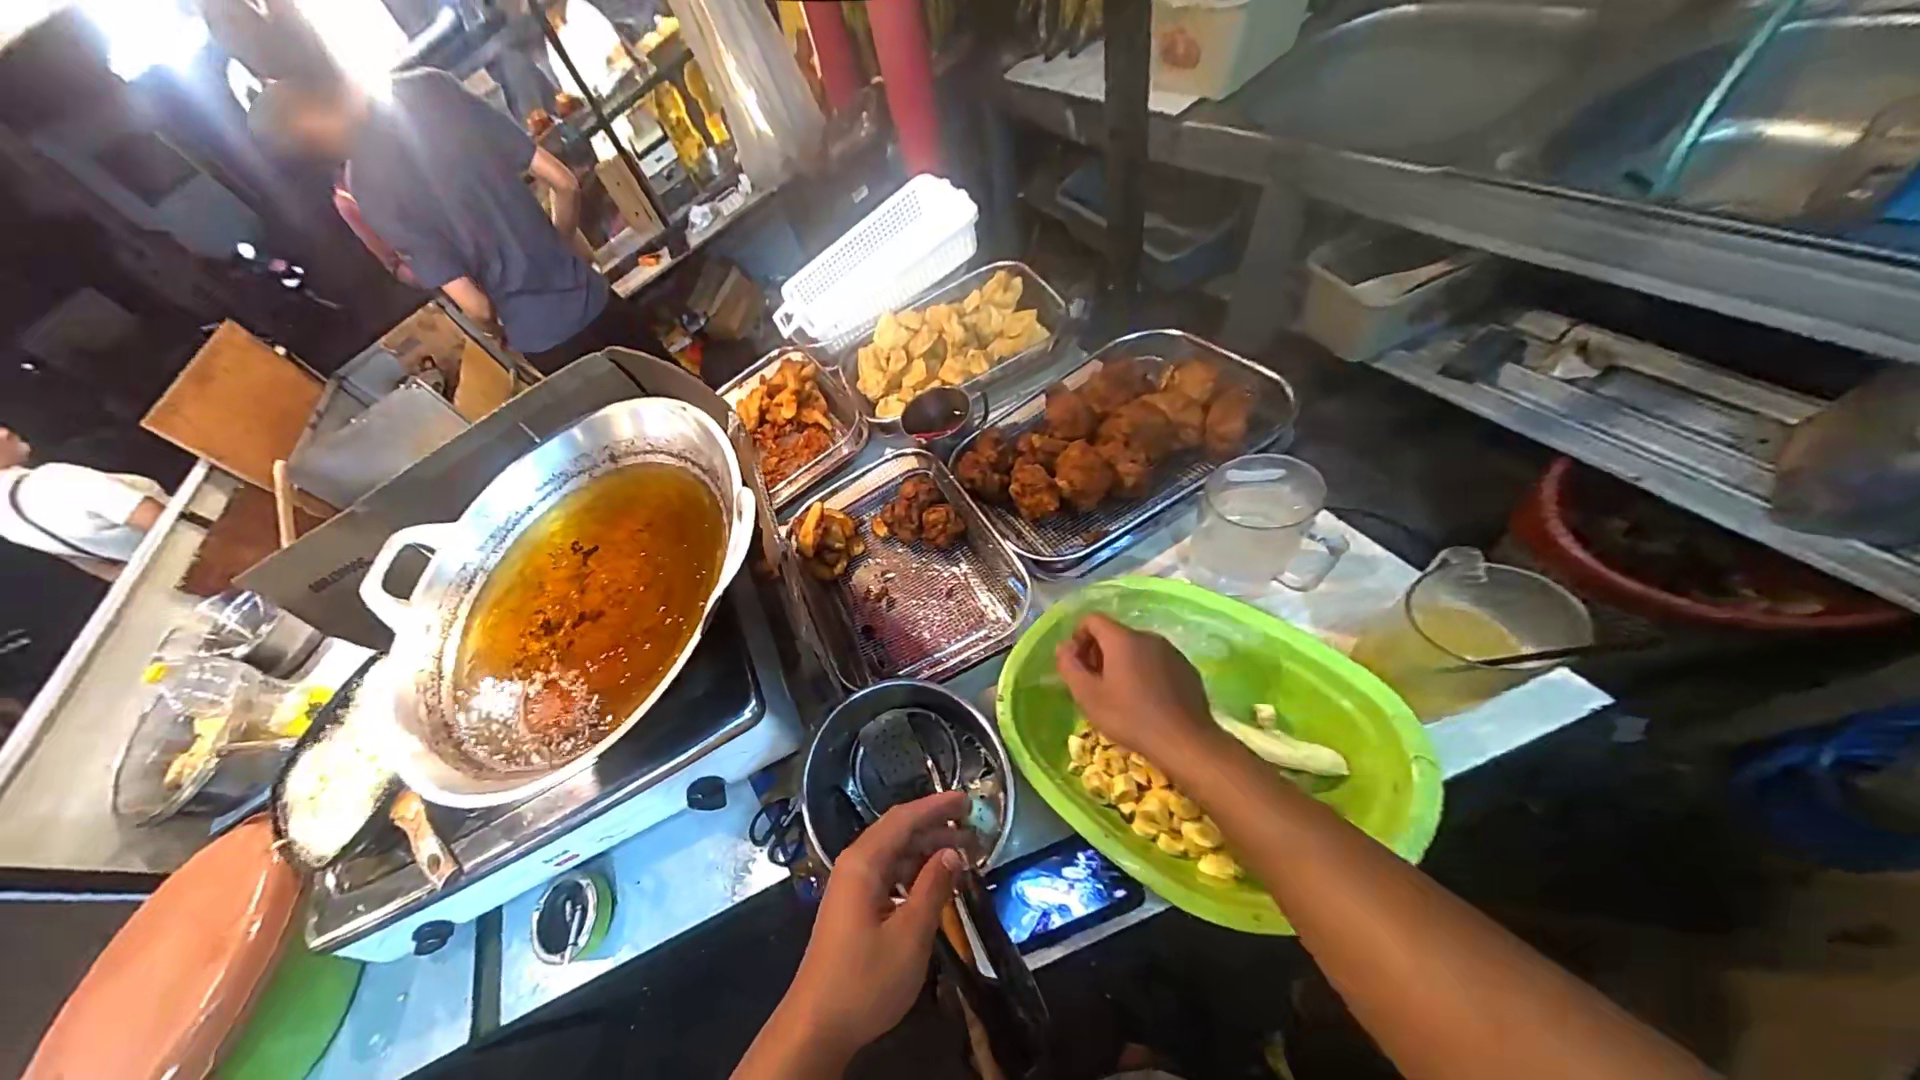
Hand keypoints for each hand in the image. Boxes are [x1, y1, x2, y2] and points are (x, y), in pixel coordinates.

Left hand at [737, 792, 970, 1077]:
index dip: (936, 806)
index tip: (966, 800)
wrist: (816, 1027)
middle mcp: (855, 866)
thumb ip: (933, 888)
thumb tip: (953, 852)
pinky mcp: (854, 908)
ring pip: (895, 855)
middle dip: (936, 828)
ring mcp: (852, 887)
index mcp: (863, 863)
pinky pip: (889, 875)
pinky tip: (936, 884)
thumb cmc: (864, 979)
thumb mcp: (909, 935)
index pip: (903, 819)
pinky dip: (915, 873)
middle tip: (974, 830)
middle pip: (898, 833)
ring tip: (963, 855)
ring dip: (927, 851)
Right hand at [1054, 614, 1227, 769]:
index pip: (1092, 620)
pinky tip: (1146, 700)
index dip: (1078, 637)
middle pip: (1114, 634)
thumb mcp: (1088, 696)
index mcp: (1122, 639)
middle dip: (1099, 653)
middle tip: (1095, 684)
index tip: (1077, 665)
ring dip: (1122, 664)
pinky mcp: (1186, 668)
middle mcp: (1148, 637)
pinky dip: (1144, 672)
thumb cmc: (1130, 717)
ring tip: (1120, 695)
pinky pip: (1156, 661)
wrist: (1184, 741)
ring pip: (1137, 648)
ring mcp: (1171, 651)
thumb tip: (1063, 647)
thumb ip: (1069, 666)